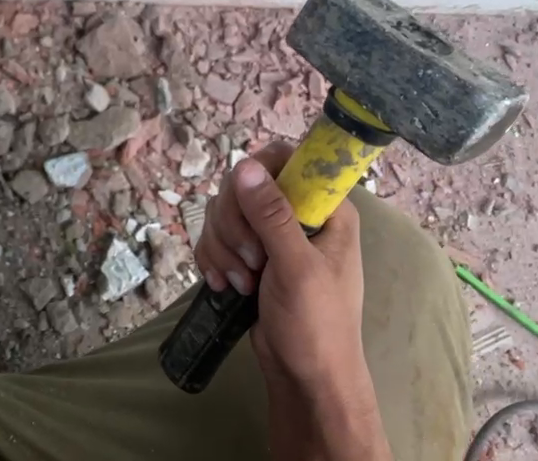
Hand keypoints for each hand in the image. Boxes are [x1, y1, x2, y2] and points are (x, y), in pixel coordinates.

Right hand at [195, 145, 366, 388]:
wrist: (304, 379)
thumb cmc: (316, 325)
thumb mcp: (297, 268)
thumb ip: (271, 215)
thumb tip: (243, 164)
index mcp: (323, 208)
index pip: (283, 159)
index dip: (257, 172)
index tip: (245, 201)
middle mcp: (296, 214)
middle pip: (242, 184)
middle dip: (234, 224)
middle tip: (251, 259)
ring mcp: (270, 234)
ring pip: (223, 211)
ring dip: (223, 247)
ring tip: (242, 282)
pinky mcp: (248, 254)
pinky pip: (214, 236)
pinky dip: (213, 259)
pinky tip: (225, 285)